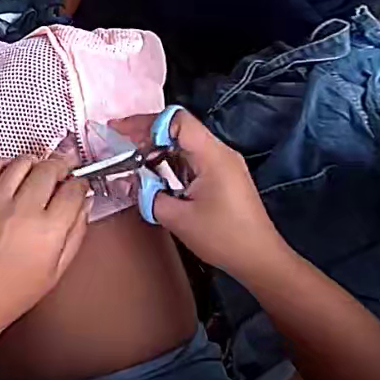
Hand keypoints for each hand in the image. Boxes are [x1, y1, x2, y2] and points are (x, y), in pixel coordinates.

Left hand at [0, 154, 91, 333]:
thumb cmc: (17, 290)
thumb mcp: (58, 269)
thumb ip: (77, 233)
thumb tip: (85, 203)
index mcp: (49, 230)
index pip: (74, 189)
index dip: (81, 184)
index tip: (80, 186)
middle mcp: (24, 209)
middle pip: (50, 169)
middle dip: (62, 167)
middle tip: (63, 173)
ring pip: (23, 162)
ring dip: (36, 163)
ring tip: (38, 173)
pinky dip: (7, 164)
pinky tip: (13, 174)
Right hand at [109, 110, 292, 278]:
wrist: (260, 258)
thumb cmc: (224, 237)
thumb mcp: (178, 218)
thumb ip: (149, 195)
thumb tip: (129, 182)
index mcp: (212, 155)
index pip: (178, 121)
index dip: (146, 123)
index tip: (120, 132)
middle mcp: (220, 152)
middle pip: (180, 130)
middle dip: (147, 136)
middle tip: (119, 146)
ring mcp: (224, 164)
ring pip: (185, 145)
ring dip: (158, 151)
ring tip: (131, 161)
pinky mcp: (223, 177)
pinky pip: (192, 160)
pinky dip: (171, 164)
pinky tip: (154, 176)